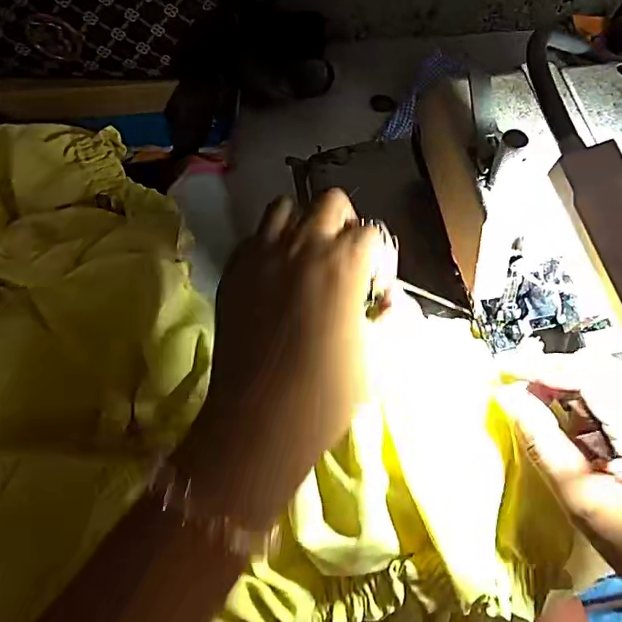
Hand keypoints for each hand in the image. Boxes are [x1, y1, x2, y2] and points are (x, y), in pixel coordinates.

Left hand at [176, 190, 394, 528]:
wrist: (259, 420)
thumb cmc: (327, 392)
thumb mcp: (373, 354)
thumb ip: (385, 317)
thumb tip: (389, 300)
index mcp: (345, 264)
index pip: (368, 230)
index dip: (375, 253)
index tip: (372, 278)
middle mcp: (303, 247)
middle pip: (329, 201)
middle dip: (342, 221)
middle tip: (343, 255)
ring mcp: (261, 256)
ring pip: (284, 207)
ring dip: (301, 224)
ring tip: (305, 256)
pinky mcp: (232, 272)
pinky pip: (253, 238)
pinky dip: (268, 246)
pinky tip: (273, 277)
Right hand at [498, 354, 621, 602]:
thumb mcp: (583, 501)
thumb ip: (544, 444)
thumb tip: (512, 400)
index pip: (592, 377)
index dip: (544, 369)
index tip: (508, 369)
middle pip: (601, 369)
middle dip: (556, 377)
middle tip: (519, 391)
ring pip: (610, 379)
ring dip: (573, 392)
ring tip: (548, 419)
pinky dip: (594, 407)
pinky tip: (580, 434)